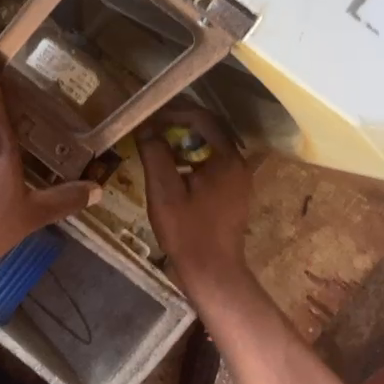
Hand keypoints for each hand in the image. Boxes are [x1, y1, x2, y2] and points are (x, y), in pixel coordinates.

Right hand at [138, 109, 257, 297]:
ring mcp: (238, 178)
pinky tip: (172, 167)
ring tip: (156, 143)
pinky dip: (191, 156)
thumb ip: (155, 154)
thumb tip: (145, 127)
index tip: (148, 116)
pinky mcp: (233, 191)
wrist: (212, 271)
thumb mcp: (164, 190)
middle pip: (209, 129)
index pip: (202, 118)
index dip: (173, 111)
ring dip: (184, 139)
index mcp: (225, 159)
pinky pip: (212, 162)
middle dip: (179, 122)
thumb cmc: (187, 231)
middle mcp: (238, 163)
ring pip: (210, 145)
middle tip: (150, 125)